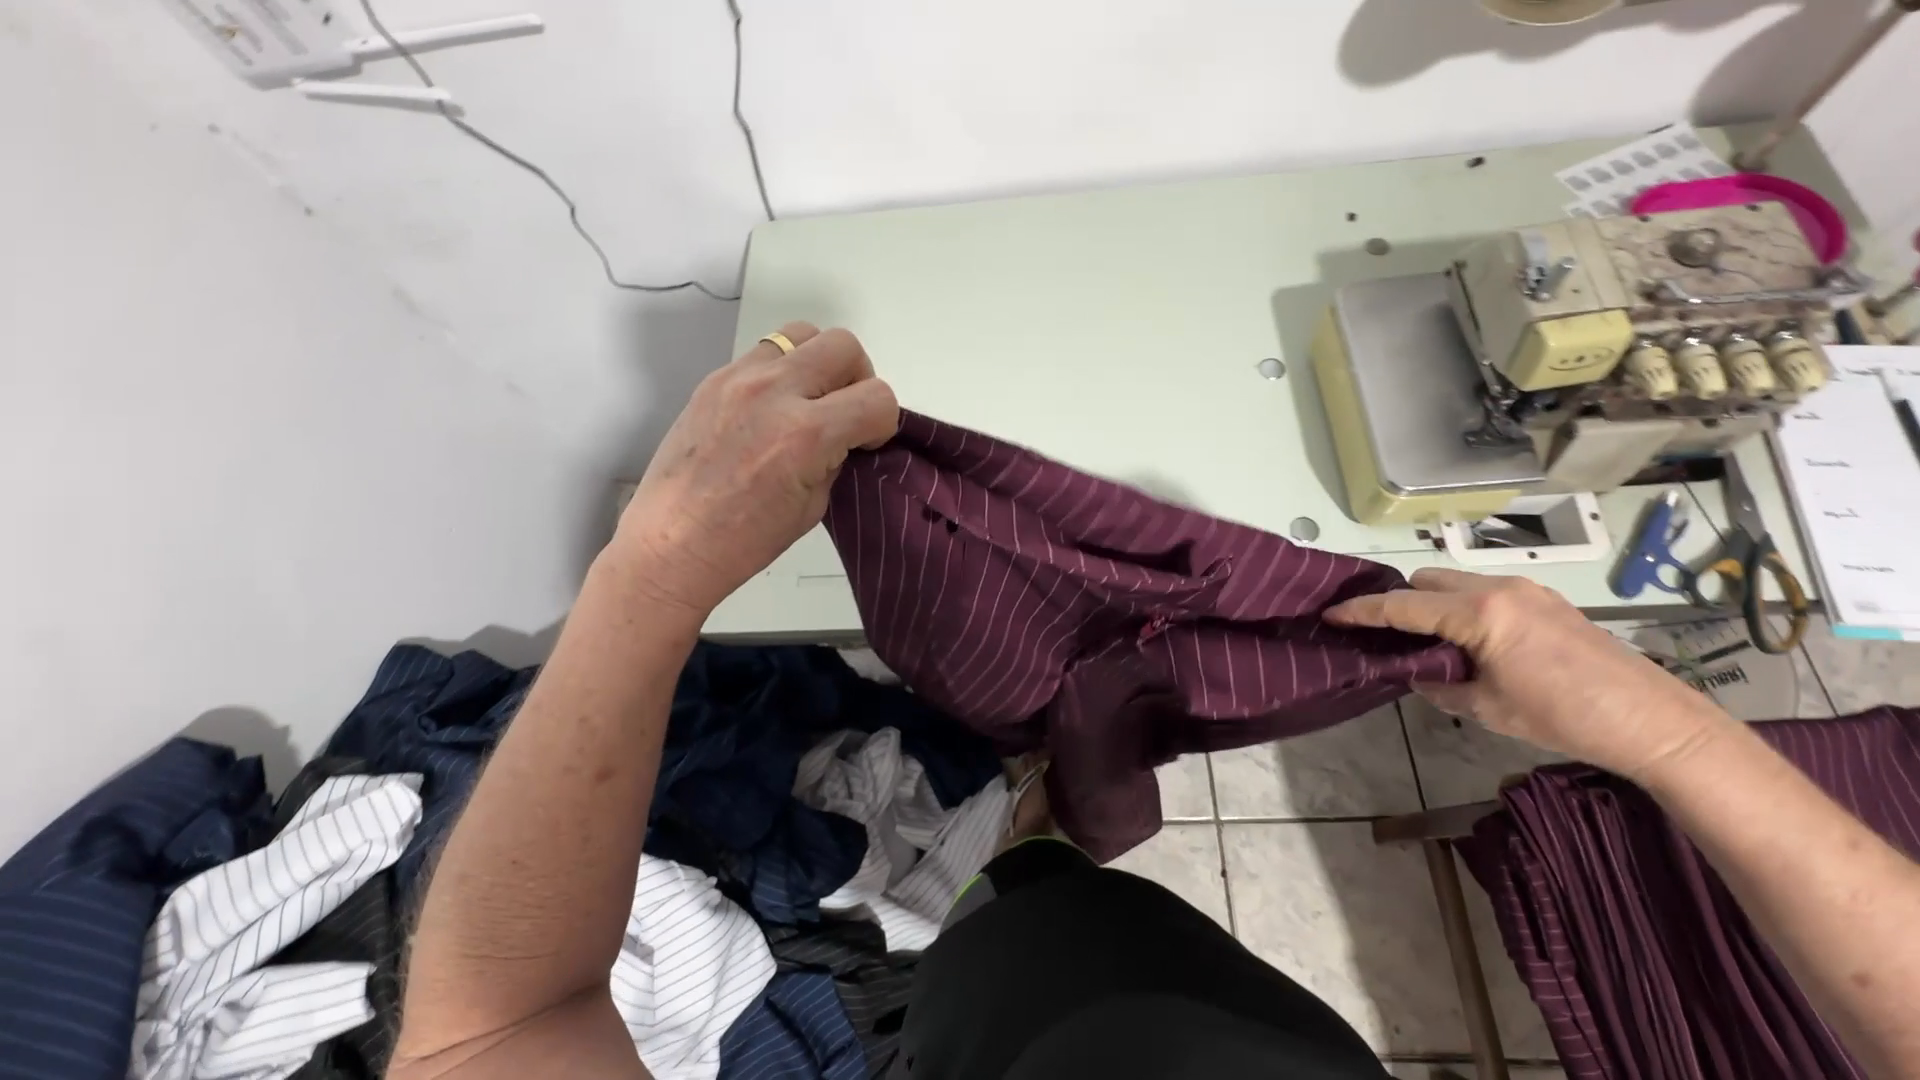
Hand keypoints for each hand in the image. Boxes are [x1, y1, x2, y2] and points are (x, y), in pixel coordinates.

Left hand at [608, 323, 897, 615]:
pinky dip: (781, 372)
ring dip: (818, 363)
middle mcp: (774, 392)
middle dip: (857, 379)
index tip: (867, 442)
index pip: (877, 398)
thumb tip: (844, 433)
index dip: (882, 422)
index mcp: (806, 434)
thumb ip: (835, 455)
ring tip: (807, 401)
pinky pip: (764, 352)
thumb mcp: (814, 505)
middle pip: (844, 346)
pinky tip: (769, 410)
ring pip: (803, 334)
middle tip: (842, 413)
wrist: (673, 542)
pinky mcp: (714, 379)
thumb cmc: (747, 539)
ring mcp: (739, 379)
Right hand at [1324, 567, 1735, 782]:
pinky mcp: (1548, 601)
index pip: (1402, 605)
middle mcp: (1500, 589)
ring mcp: (1528, 591)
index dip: (1362, 611)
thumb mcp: (1486, 709)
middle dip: (1399, 602)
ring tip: (1426, 640)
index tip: (1331, 614)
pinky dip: (1464, 607)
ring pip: (1457, 582)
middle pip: (1426, 580)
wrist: (1653, 722)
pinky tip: (1470, 642)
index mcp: (1479, 614)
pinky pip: (1487, 592)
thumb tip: (1415, 672)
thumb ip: (1438, 684)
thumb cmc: (1563, 718)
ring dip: (1433, 603)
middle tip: (1384, 635)